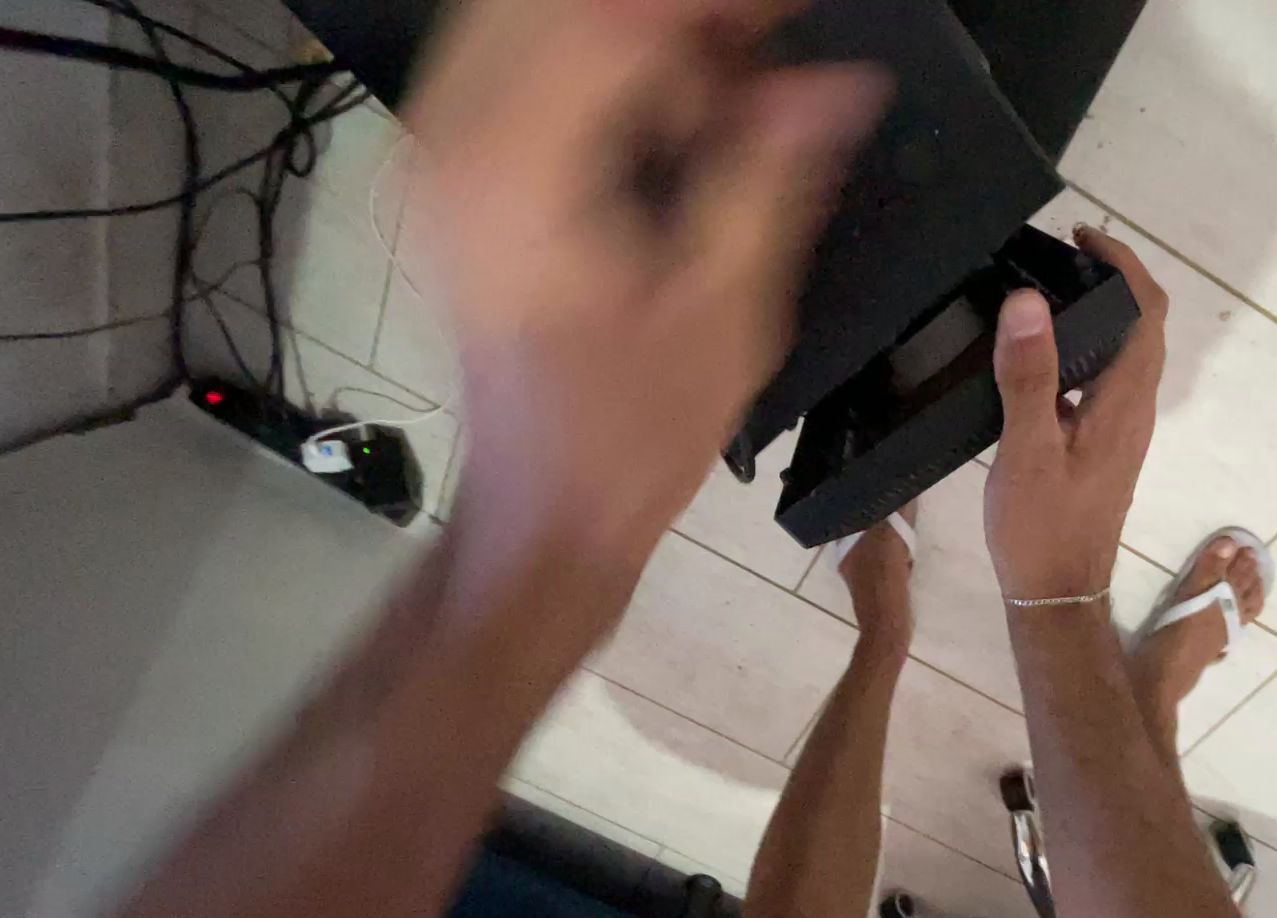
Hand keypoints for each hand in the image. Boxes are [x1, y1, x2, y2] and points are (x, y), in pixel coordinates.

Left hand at [402, 0, 886, 571]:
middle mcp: (454, 148)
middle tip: (767, 50)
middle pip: (558, 2)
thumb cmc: (632, 440)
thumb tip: (834, 90)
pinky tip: (674, 127)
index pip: (615, 19)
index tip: (791, 13)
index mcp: (520, 179)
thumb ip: (771, 181)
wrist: (550, 509)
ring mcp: (441, 164)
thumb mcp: (726, 316)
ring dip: (642, 42)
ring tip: (734, 92)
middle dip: (676, 15)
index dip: (714, 5)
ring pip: (534, 23)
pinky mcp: (456, 188)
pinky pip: (522, 77)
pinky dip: (605, 78)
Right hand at [984, 227, 1168, 600]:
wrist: (1057, 593)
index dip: (1124, 264)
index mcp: (1124, 403)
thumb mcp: (1027, 451)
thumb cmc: (1042, 528)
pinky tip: (1038, 363)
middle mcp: (1134, 411)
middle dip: (1112, 281)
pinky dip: (1084, 353)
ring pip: (1124, 355)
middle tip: (1058, 261)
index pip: (1147, 311)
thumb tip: (1030, 300)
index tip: (1081, 236)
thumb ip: (1028, 377)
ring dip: (1099, 316)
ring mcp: (1121, 432)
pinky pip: (1103, 383)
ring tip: (1044, 300)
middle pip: (1143, 327)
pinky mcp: (1103, 448)